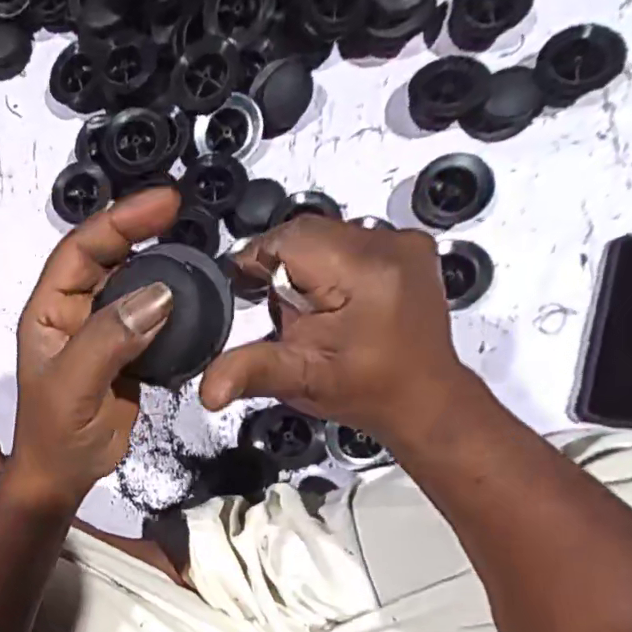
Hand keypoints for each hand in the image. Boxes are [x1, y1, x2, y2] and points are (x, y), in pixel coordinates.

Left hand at [6, 189, 181, 511]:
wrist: (65, 475)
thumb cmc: (54, 435)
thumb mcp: (73, 384)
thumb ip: (109, 339)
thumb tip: (159, 296)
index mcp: (50, 312)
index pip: (81, 251)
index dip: (118, 222)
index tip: (161, 205)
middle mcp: (75, 314)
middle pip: (108, 258)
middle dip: (140, 230)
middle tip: (181, 211)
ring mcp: (103, 333)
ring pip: (132, 285)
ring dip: (159, 265)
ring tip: (193, 246)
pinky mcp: (127, 354)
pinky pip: (152, 320)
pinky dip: (172, 306)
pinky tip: (193, 297)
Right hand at [199, 216, 480, 445]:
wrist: (421, 399)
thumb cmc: (371, 390)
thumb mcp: (299, 380)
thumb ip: (251, 371)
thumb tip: (209, 387)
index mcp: (364, 272)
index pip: (289, 237)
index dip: (258, 262)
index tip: (249, 291)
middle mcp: (391, 246)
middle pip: (307, 232)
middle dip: (284, 271)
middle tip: (291, 316)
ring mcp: (404, 244)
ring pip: (326, 235)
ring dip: (308, 269)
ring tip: (318, 314)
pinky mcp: (408, 249)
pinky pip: (350, 241)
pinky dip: (332, 269)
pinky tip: (339, 305)